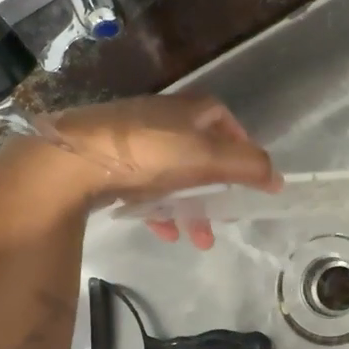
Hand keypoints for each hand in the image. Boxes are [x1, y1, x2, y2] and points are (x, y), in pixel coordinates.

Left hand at [0, 93, 279, 248]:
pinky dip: (159, 210)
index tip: (250, 172)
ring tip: (198, 238)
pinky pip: (143, 189)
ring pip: (173, 175)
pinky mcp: (107, 165)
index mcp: (185, 110)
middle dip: (217, 187)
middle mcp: (159, 120)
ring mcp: (130, 142)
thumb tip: (279, 179)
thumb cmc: (148, 154)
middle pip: (199, 152)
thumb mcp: (208, 158)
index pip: (222, 117)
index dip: (240, 141)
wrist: (69, 164)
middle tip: (227, 214)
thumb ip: (248, 167)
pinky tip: (163, 231)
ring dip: (191, 207)